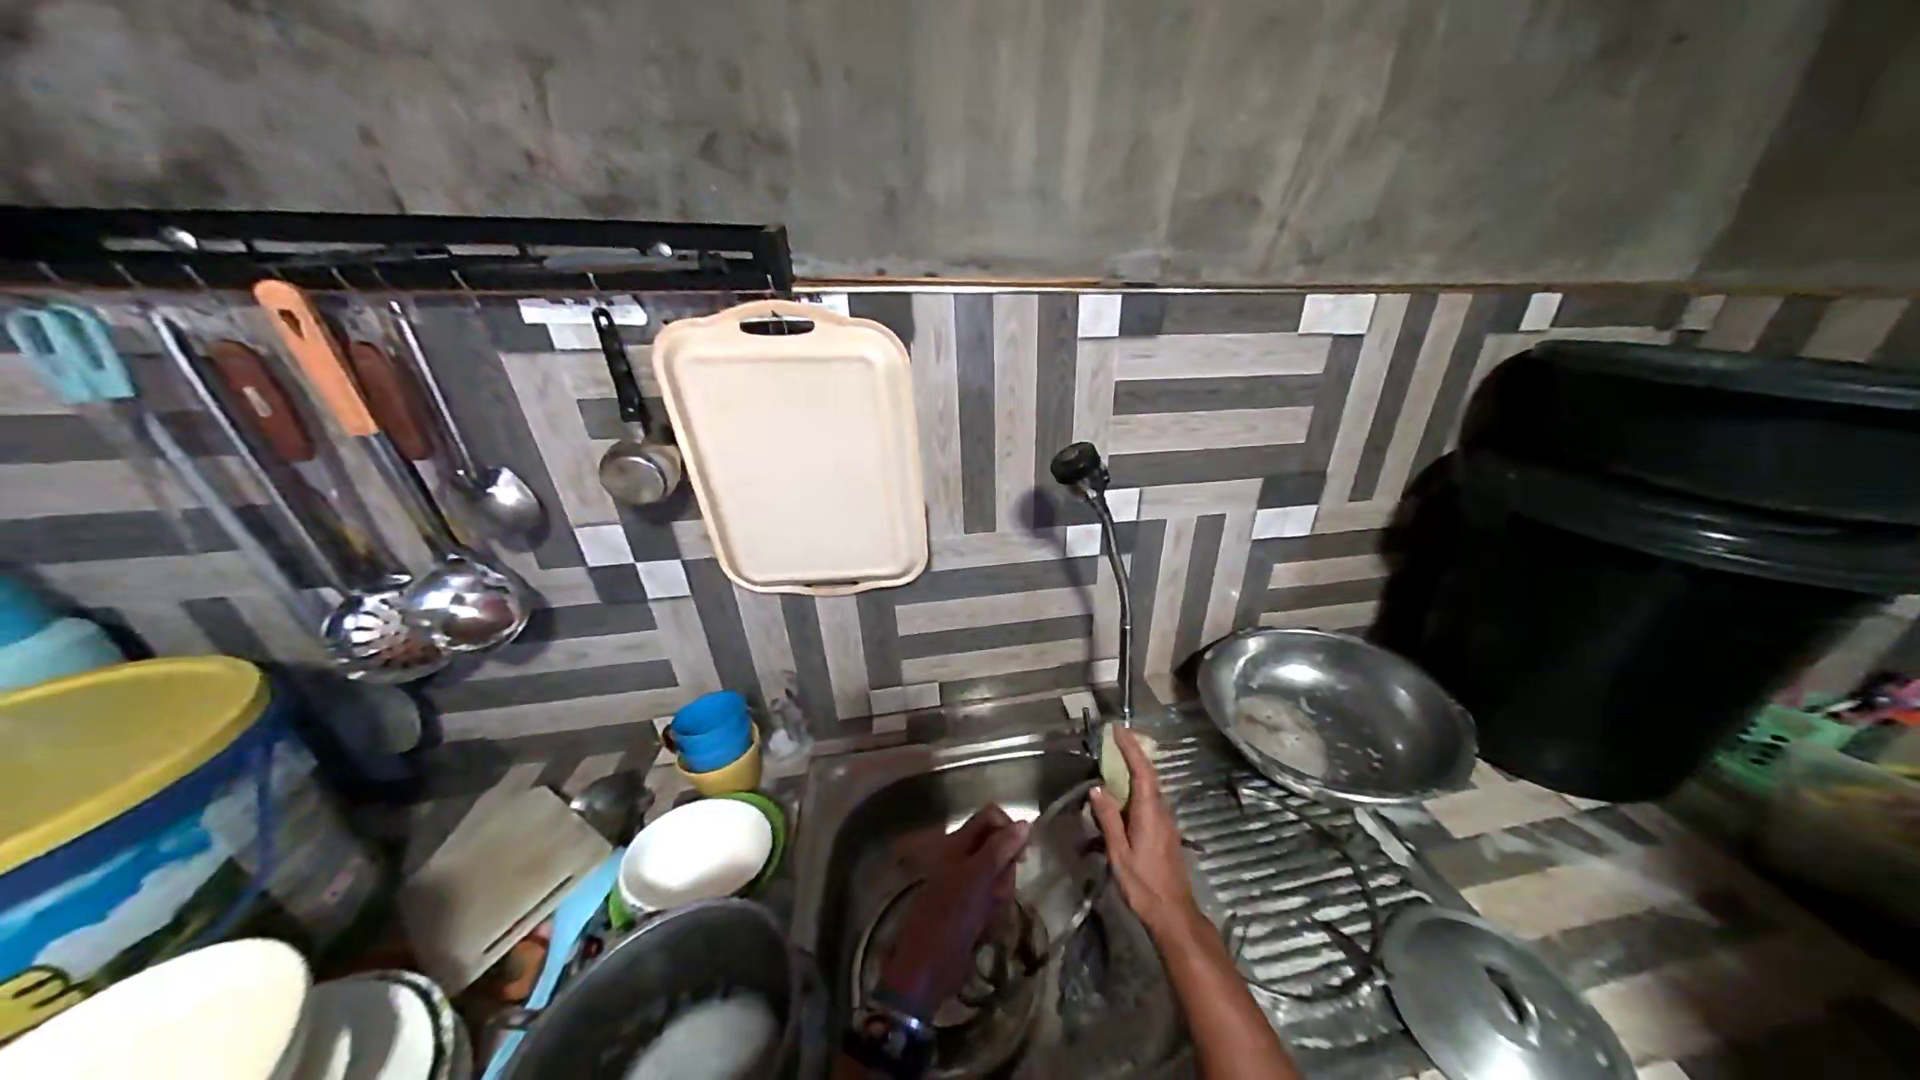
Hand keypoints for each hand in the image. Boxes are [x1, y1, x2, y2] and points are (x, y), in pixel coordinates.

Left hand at [876, 805, 1028, 1016]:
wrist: (927, 967)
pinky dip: (994, 912)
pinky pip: (994, 899)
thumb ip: (1000, 848)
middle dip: (1006, 871)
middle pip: (1000, 848)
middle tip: (998, 891)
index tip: (1023, 853)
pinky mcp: (972, 906)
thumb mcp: (977, 877)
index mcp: (958, 842)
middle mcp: (963, 857)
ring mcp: (967, 882)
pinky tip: (985, 927)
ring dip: (1001, 894)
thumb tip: (1025, 823)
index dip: (1010, 828)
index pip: (991, 817)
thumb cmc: (950, 916)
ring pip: (1000, 876)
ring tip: (988, 914)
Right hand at [1090, 727, 1199, 937]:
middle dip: (1132, 755)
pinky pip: (1149, 803)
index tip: (1118, 730)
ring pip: (1149, 789)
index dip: (1131, 748)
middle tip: (1113, 740)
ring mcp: (1166, 823)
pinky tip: (1120, 800)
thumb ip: (1108, 818)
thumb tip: (1097, 788)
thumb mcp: (1119, 853)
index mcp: (1150, 812)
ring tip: (1112, 765)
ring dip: (1133, 773)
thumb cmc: (1144, 884)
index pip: (1142, 770)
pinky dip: (1135, 791)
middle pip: (1148, 775)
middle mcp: (1162, 812)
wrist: (1174, 914)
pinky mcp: (1165, 833)